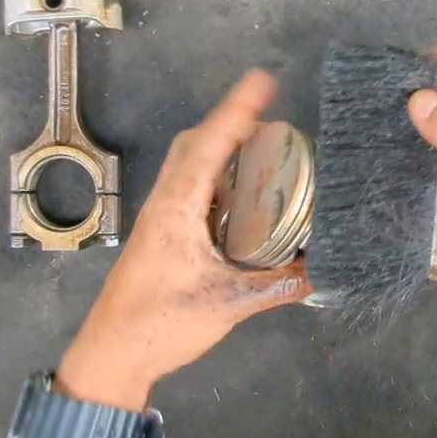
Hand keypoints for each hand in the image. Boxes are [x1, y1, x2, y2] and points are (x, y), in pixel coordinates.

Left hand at [56, 71, 309, 408]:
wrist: (110, 356)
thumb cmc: (160, 325)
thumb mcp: (227, 304)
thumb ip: (279, 287)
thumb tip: (326, 272)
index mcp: (177, 209)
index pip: (208, 146)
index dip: (236, 111)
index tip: (262, 82)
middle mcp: (165, 203)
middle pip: (192, 145)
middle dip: (229, 125)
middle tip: (270, 123)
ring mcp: (159, 219)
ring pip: (187, 166)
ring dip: (220, 150)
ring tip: (261, 152)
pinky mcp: (161, 236)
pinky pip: (189, 189)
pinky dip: (215, 178)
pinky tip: (241, 199)